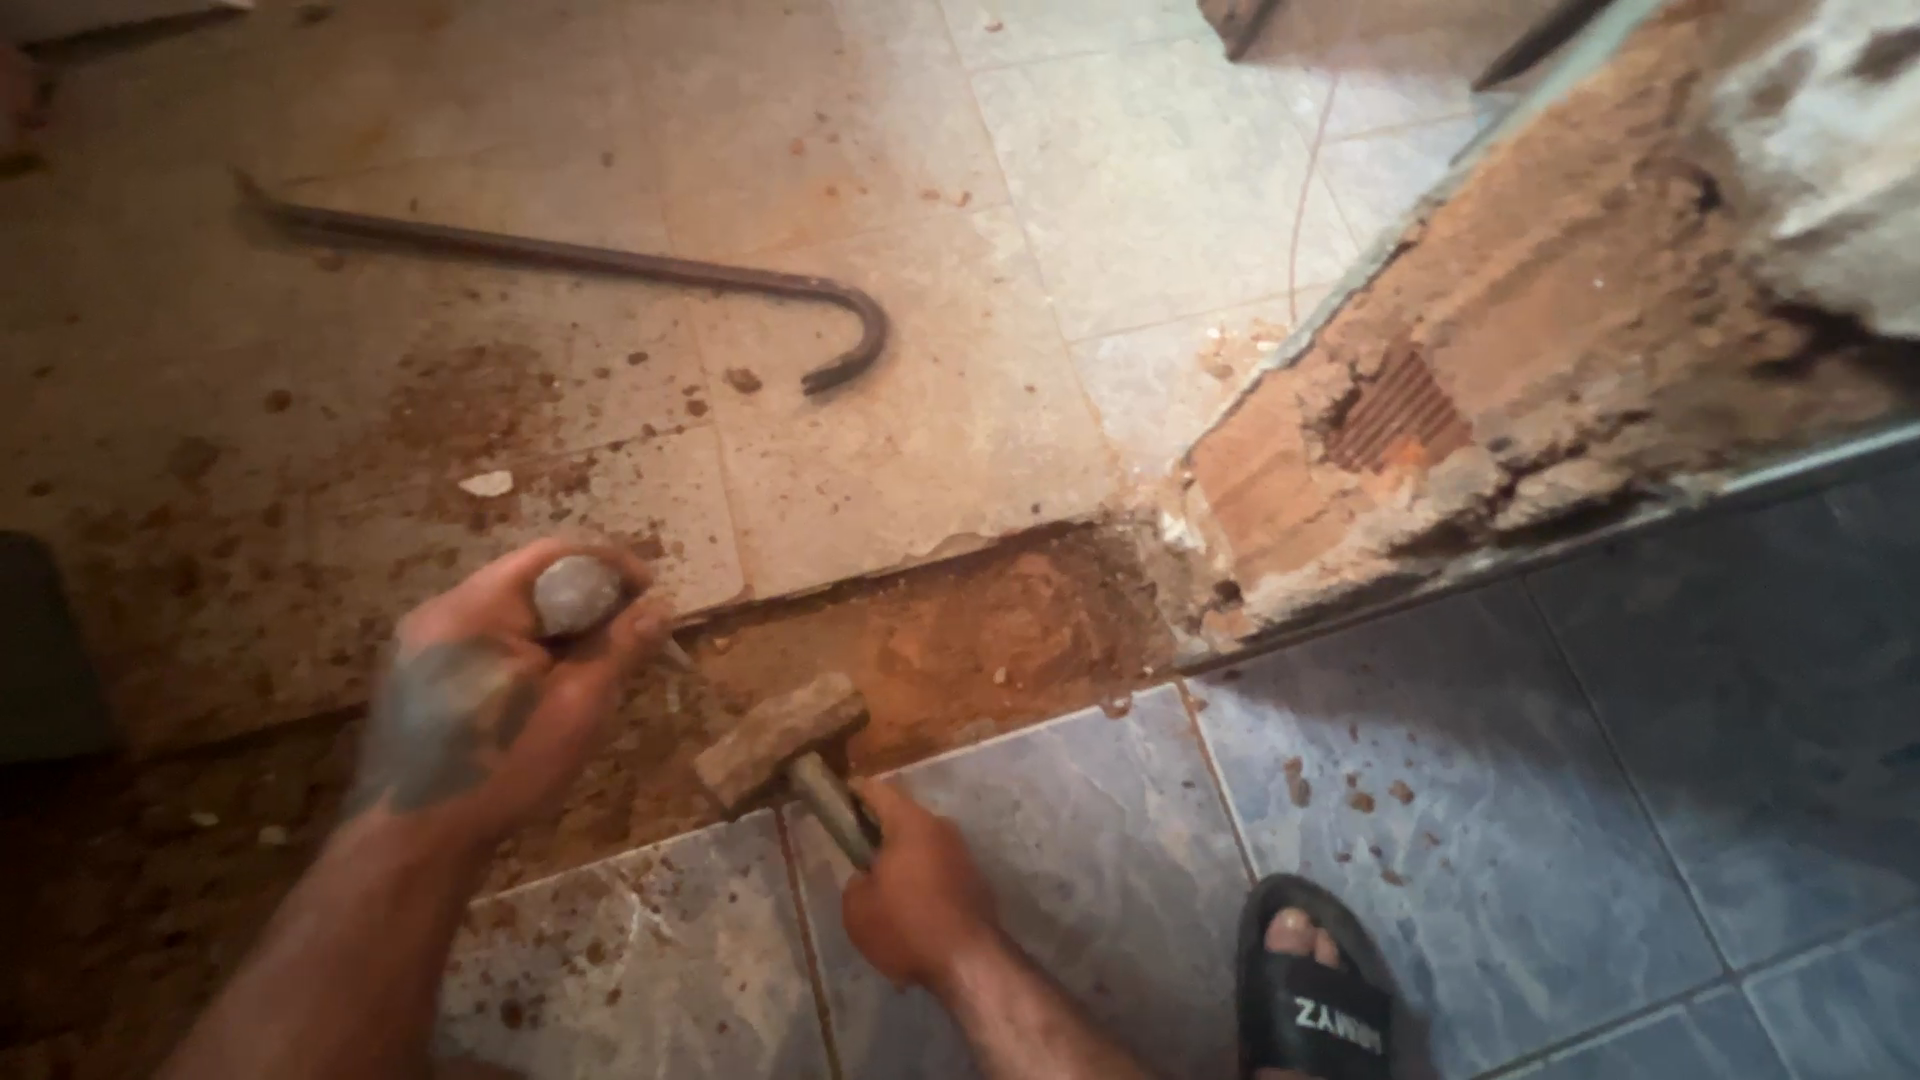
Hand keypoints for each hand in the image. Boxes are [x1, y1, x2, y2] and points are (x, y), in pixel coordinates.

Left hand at [340, 539, 672, 854]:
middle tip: (634, 630)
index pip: (553, 555)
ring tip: (603, 659)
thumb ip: (621, 646)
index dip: (611, 565)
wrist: (410, 848)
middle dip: (592, 598)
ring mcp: (425, 646)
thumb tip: (661, 606)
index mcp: (474, 609)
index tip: (651, 593)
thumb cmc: (503, 769)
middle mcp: (442, 614)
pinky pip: (492, 640)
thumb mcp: (579, 705)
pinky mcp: (423, 678)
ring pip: (514, 612)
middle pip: (532, 580)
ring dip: (566, 624)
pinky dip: (536, 647)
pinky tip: (557, 684)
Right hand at [841, 780, 1001, 991]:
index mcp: (910, 823)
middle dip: (883, 830)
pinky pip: (940, 868)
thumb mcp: (857, 907)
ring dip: (905, 858)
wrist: (969, 961)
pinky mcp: (975, 879)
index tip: (844, 794)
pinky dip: (924, 879)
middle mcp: (941, 827)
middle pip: (905, 818)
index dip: (858, 791)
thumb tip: (869, 875)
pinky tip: (912, 908)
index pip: (879, 791)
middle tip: (860, 848)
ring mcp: (962, 852)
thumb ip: (856, 880)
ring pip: (924, 844)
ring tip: (885, 886)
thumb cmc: (905, 925)